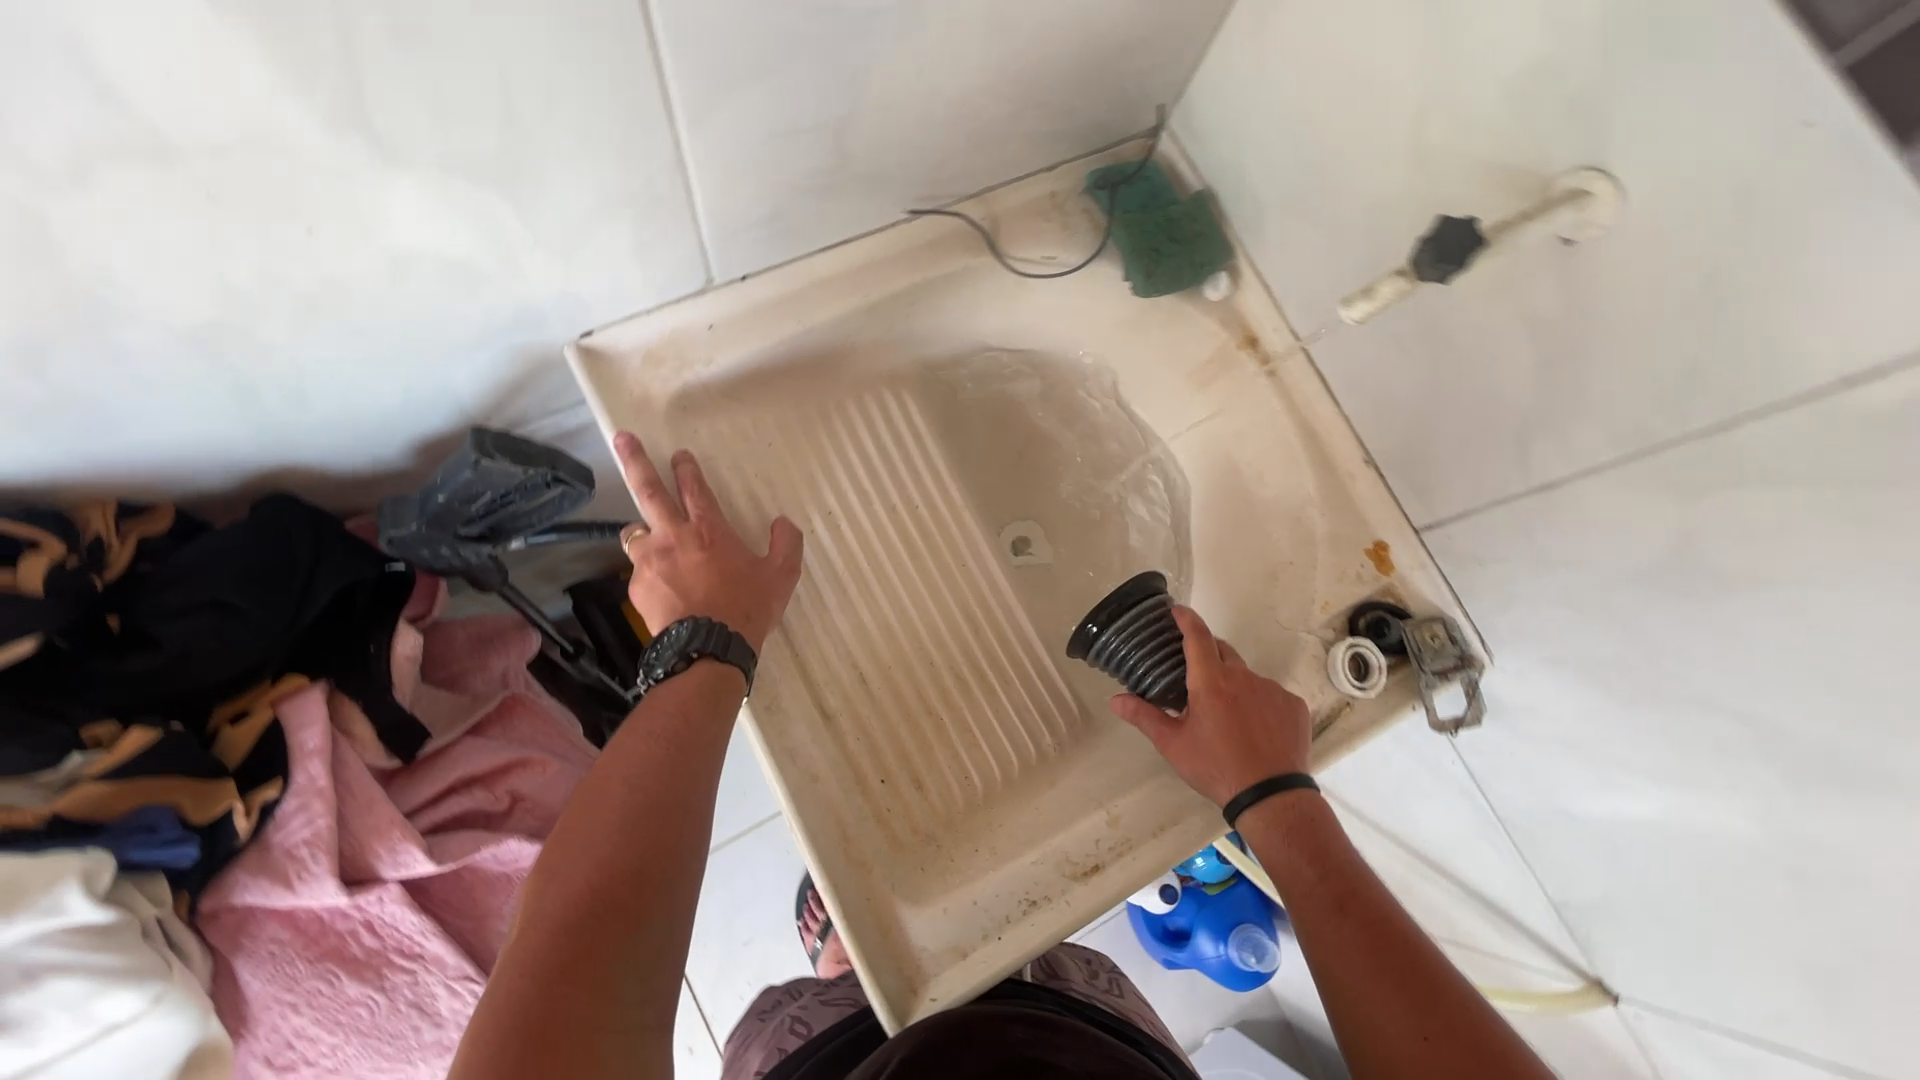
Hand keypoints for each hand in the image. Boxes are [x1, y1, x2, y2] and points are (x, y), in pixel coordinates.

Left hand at [613, 432, 803, 651]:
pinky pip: (638, 570)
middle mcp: (674, 537)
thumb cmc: (747, 609)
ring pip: (634, 531)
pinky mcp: (637, 587)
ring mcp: (650, 561)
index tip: (679, 454)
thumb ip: (786, 544)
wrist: (708, 649)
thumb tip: (784, 523)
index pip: (694, 488)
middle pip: (649, 490)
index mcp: (709, 530)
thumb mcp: (782, 576)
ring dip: (640, 527)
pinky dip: (647, 570)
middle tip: (623, 438)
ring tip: (645, 533)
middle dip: (636, 460)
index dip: (686, 468)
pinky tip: (658, 584)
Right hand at [1109, 606, 1311, 806]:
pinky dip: (1258, 703)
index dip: (1186, 619)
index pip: (1197, 637)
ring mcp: (1273, 690)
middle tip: (1193, 672)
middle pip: (1223, 651)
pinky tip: (1254, 728)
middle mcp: (1244, 677)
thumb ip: (1144, 717)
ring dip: (1233, 684)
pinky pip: (1271, 695)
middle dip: (1207, 653)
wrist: (1271, 797)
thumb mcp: (1173, 745)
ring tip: (1226, 714)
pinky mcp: (1294, 706)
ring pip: (1247, 676)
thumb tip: (1115, 700)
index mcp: (1211, 682)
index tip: (1177, 609)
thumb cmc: (1216, 768)